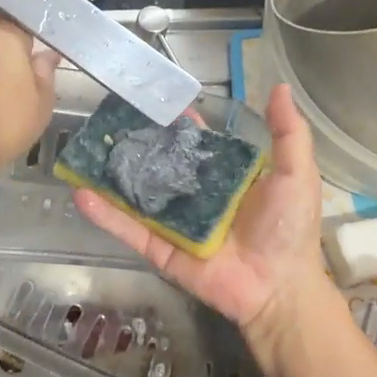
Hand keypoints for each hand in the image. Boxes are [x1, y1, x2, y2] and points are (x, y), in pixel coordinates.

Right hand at [73, 84, 331, 366]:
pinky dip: (105, 214)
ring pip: (136, 195)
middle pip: (158, 165)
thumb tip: (280, 87)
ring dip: (110, 176)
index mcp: (224, 177)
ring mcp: (174, 224)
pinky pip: (129, 230)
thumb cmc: (288, 230)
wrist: (279, 288)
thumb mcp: (295, 174)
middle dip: (135, 144)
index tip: (153, 101)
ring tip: (82, 152)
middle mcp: (195, 196)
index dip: (175, 124)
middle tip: (108, 121)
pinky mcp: (159, 250)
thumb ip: (287, 133)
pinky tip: (81, 193)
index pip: (193, 144)